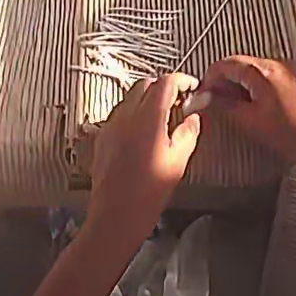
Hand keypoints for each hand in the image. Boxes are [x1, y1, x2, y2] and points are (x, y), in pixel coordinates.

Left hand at [87, 73, 203, 243]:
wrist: (117, 214)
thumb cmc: (149, 191)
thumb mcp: (178, 161)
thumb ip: (188, 133)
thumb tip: (193, 118)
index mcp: (147, 117)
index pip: (165, 83)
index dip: (181, 81)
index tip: (191, 87)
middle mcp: (125, 116)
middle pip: (145, 85)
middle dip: (163, 88)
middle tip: (179, 102)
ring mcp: (110, 126)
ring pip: (130, 99)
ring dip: (147, 100)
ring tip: (163, 118)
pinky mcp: (102, 139)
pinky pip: (119, 116)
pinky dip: (133, 114)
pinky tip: (143, 133)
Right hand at [204, 56, 295, 179]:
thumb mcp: (251, 122)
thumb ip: (224, 106)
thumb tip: (207, 99)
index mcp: (264, 71)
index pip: (226, 64)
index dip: (210, 78)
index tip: (203, 94)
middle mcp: (280, 65)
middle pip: (241, 66)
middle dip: (224, 83)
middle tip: (214, 103)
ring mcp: (293, 72)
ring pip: (256, 73)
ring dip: (240, 88)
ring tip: (234, 110)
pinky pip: (271, 80)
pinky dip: (257, 90)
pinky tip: (256, 111)